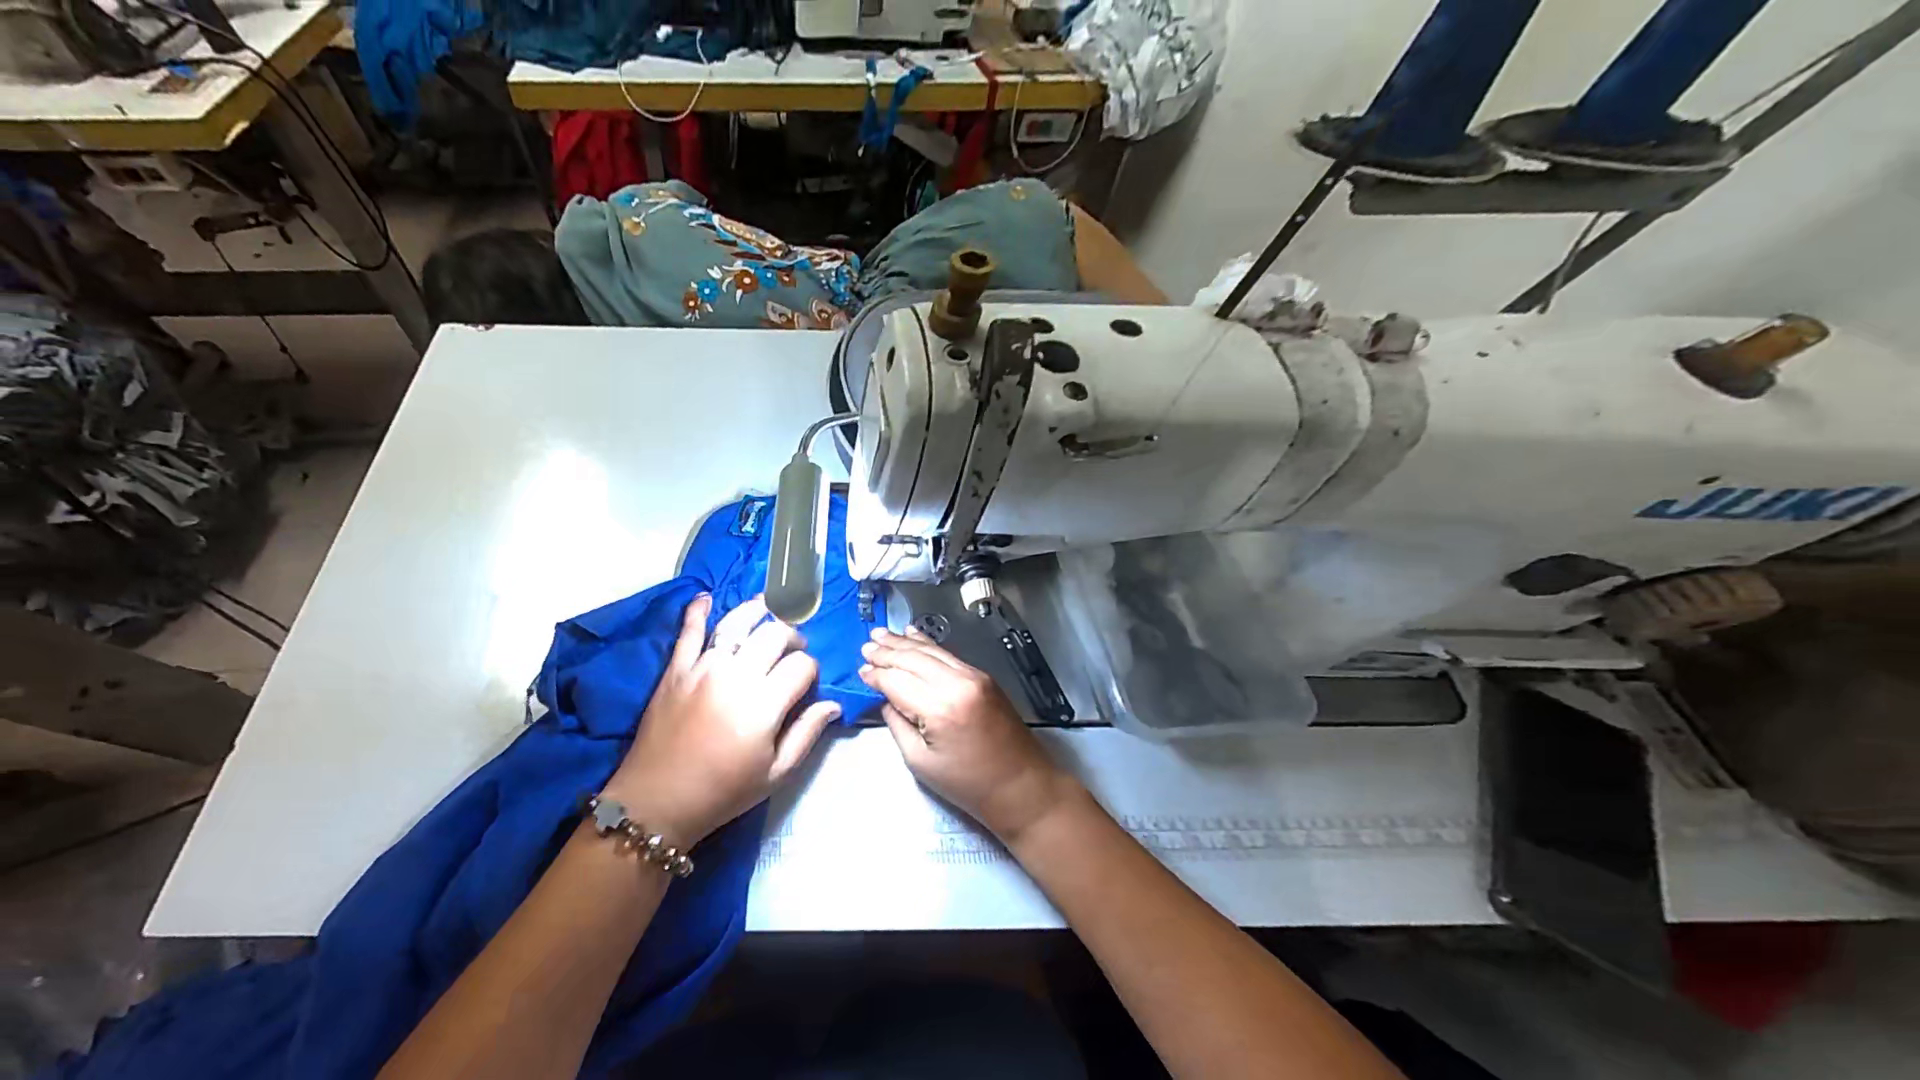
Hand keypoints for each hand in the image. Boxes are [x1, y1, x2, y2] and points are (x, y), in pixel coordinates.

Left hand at [604, 594, 838, 847]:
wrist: (657, 803)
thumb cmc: (724, 792)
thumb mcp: (776, 773)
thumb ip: (807, 733)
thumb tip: (833, 703)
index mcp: (764, 704)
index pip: (801, 665)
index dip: (811, 670)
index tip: (807, 684)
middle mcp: (735, 676)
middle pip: (774, 634)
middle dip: (792, 636)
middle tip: (792, 650)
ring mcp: (702, 668)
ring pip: (736, 622)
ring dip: (757, 610)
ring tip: (768, 610)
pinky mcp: (675, 669)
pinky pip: (689, 631)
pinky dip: (698, 610)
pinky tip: (707, 598)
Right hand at [858, 627, 1080, 841]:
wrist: (1021, 784)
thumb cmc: (968, 784)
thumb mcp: (921, 762)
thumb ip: (898, 724)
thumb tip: (886, 698)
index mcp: (940, 708)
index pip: (898, 681)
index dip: (877, 675)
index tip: (860, 671)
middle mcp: (958, 683)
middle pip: (914, 659)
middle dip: (887, 652)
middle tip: (865, 645)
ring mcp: (974, 676)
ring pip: (932, 651)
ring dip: (905, 642)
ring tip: (881, 635)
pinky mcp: (983, 677)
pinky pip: (949, 655)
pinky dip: (928, 645)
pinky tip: (914, 636)